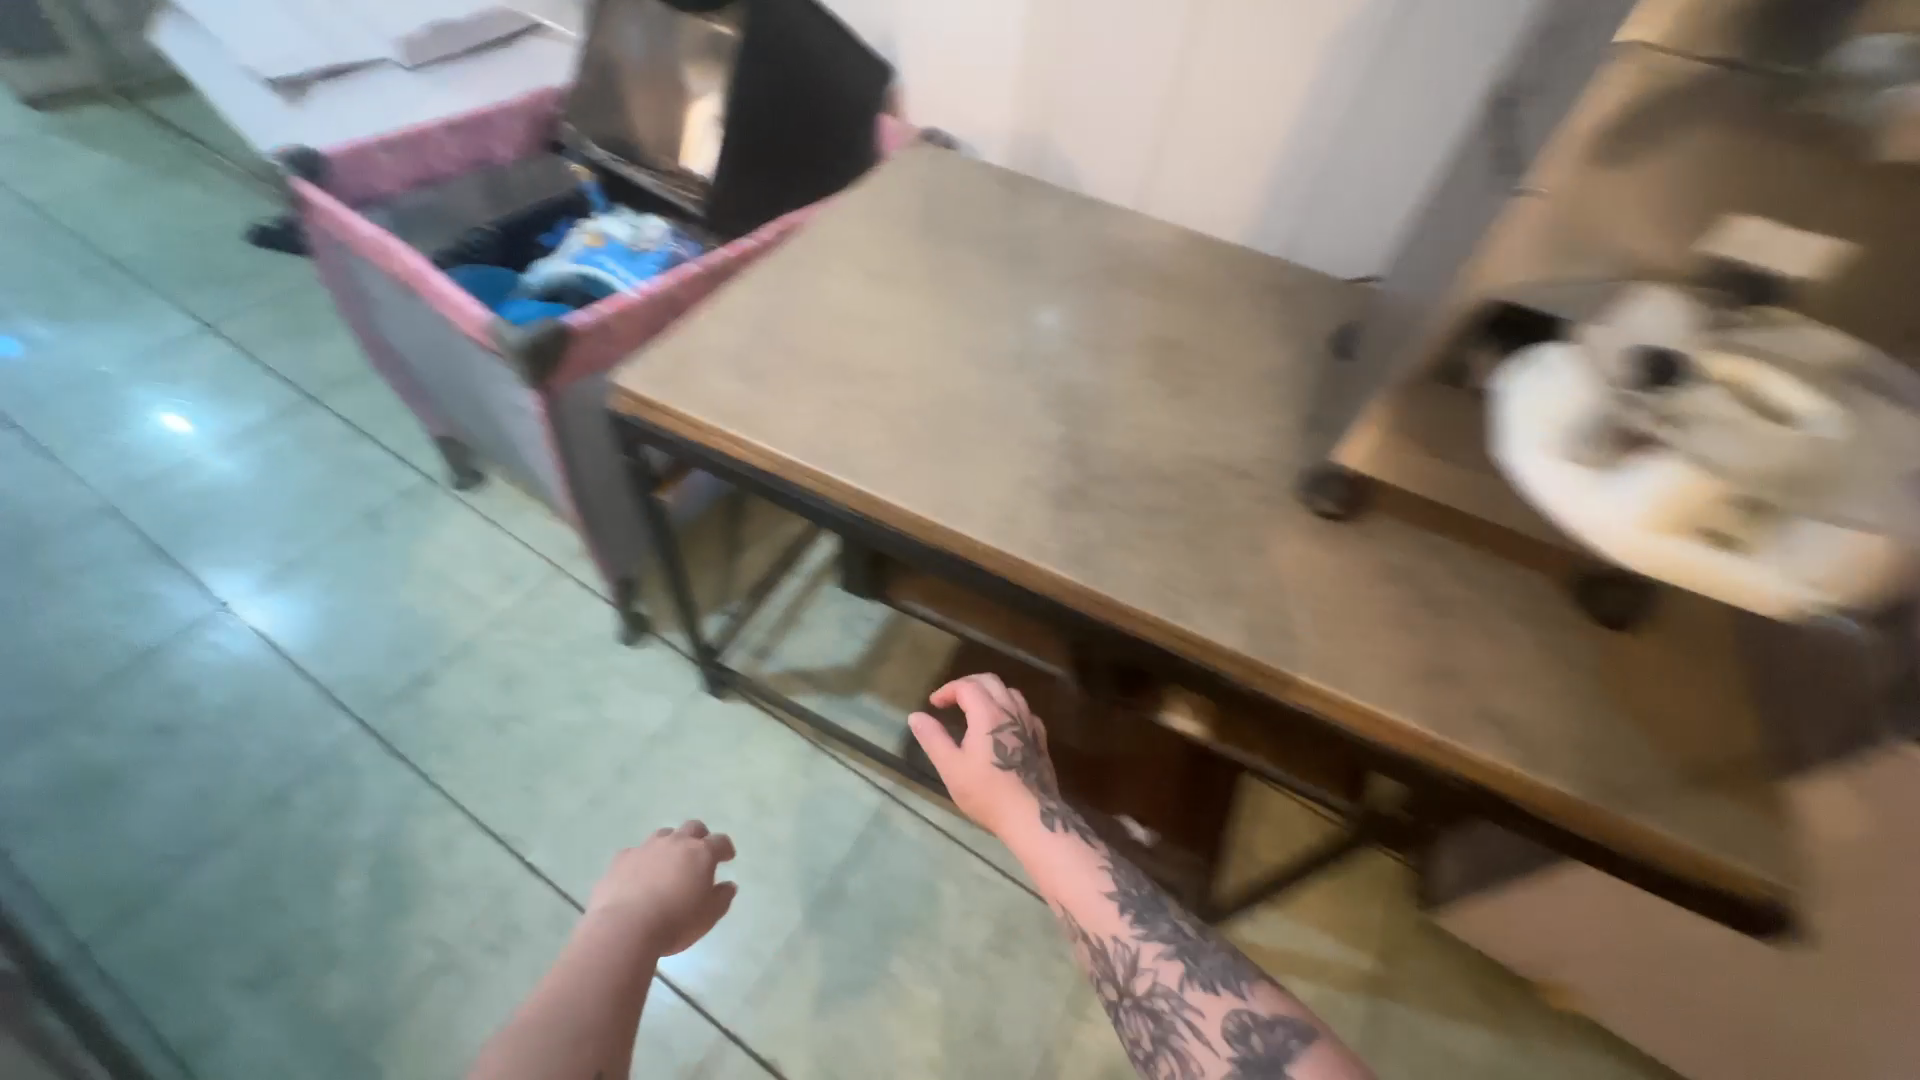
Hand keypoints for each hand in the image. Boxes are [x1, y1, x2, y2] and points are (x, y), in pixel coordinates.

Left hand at [587, 821, 736, 955]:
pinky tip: (637, 877)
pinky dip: (641, 861)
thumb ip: (722, 898)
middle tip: (699, 853)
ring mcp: (646, 848)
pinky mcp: (621, 859)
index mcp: (701, 854)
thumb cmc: (674, 923)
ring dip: (670, 845)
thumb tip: (728, 886)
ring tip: (667, 864)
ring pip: (663, 835)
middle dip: (699, 837)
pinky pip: (635, 853)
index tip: (727, 857)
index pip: (720, 841)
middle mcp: (675, 843)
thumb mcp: (708, 916)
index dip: (725, 848)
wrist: (624, 928)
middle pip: (692, 827)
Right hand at [908, 673, 1058, 838]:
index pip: (966, 686)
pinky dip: (1007, 707)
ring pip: (1009, 692)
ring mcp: (1030, 723)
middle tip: (951, 699)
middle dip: (967, 684)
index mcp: (988, 713)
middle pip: (989, 681)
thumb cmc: (987, 793)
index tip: (934, 704)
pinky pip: (1024, 709)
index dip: (947, 690)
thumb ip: (933, 738)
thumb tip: (915, 716)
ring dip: (989, 692)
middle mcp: (1011, 711)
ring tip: (974, 708)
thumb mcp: (951, 768)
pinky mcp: (1040, 738)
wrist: (1032, 816)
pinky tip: (1001, 726)